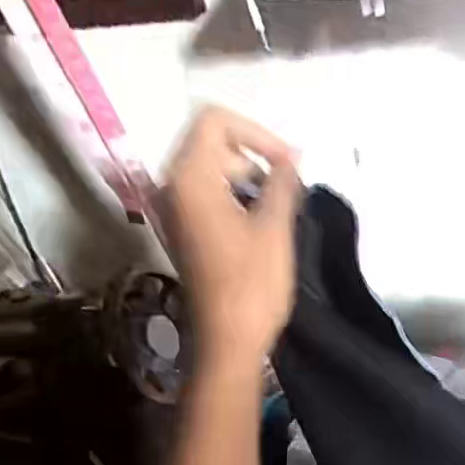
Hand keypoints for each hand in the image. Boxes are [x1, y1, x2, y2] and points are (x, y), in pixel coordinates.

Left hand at [163, 106, 303, 360]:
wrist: (228, 341)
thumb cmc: (252, 287)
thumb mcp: (274, 232)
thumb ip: (282, 186)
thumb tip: (290, 160)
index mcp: (189, 178)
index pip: (216, 122)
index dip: (259, 134)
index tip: (292, 165)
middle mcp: (172, 186)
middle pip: (214, 145)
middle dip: (256, 159)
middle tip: (292, 191)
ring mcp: (175, 210)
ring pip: (213, 173)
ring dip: (250, 183)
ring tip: (283, 211)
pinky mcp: (185, 232)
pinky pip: (209, 198)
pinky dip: (237, 201)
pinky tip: (264, 227)